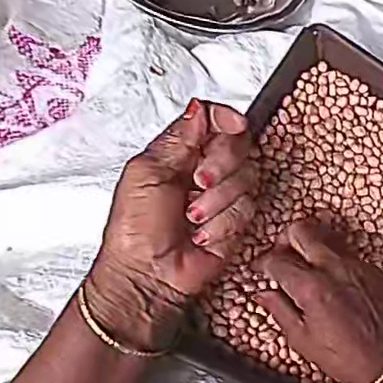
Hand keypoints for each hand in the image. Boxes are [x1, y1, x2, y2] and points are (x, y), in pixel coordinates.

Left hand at [84, 98, 256, 348]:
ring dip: (216, 202)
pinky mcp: (238, 222)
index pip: (214, 121)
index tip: (233, 124)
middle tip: (197, 182)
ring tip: (191, 219)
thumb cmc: (135, 229)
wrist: (148, 273)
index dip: (227, 119)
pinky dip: (222, 224)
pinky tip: (203, 235)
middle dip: (220, 164)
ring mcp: (224, 196)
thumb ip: (178, 138)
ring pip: (246, 179)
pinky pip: (247, 209)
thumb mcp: (146, 172)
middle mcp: (206, 171)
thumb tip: (200, 109)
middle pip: (238, 146)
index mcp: (181, 152)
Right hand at [251, 219, 382, 382]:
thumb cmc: (345, 356)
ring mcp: (356, 266)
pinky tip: (329, 276)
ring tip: (304, 262)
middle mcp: (334, 269)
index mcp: (311, 287)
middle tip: (281, 256)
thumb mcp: (301, 339)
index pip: (277, 259)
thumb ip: (279, 310)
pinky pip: (347, 252)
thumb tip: (263, 293)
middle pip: (302, 230)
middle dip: (285, 239)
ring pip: (327, 236)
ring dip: (311, 244)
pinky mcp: (372, 270)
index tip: (261, 270)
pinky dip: (333, 258)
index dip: (263, 263)